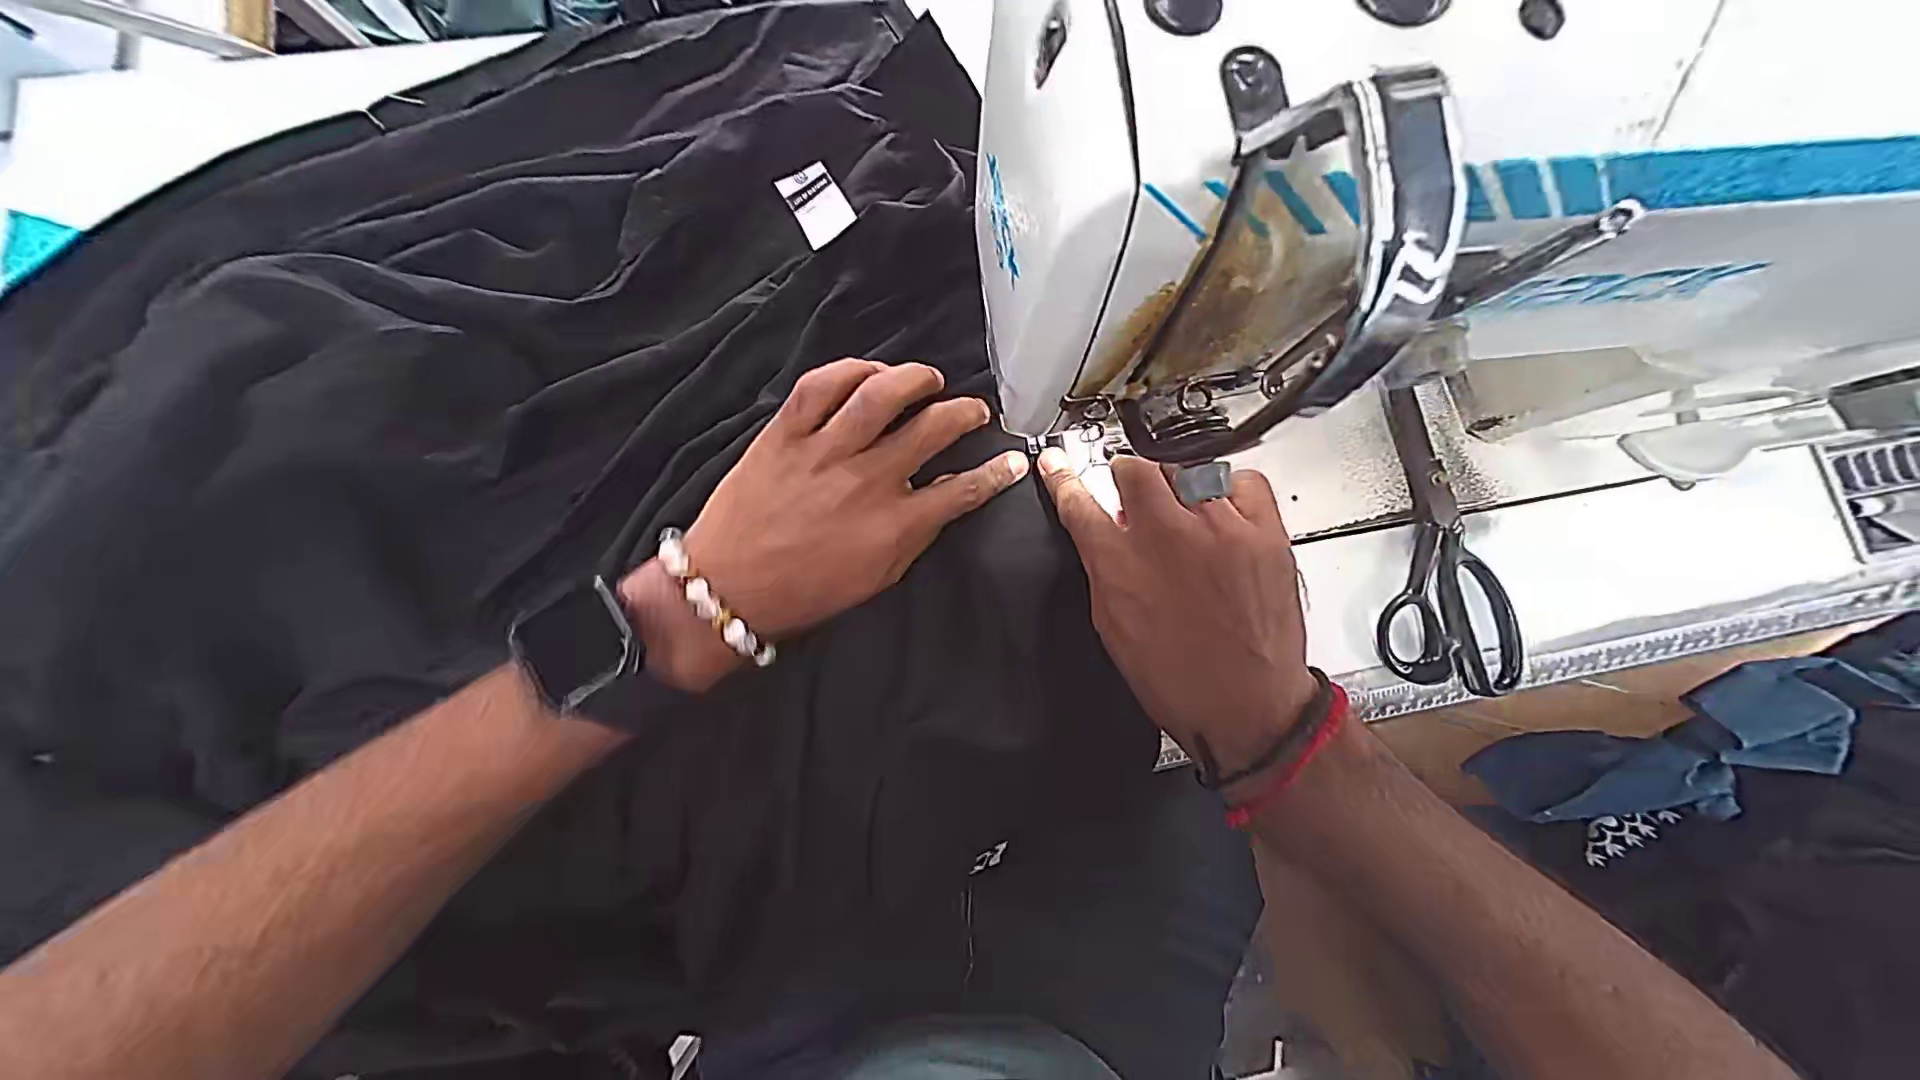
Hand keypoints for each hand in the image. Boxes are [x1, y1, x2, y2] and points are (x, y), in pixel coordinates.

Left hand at [622, 359, 1028, 690]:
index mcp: (892, 524)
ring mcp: (823, 453)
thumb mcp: (876, 577)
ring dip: (916, 378)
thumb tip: (942, 500)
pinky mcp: (784, 436)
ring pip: (881, 394)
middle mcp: (865, 481)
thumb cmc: (803, 592)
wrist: (728, 590)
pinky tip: (869, 373)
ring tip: (929, 379)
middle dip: (966, 413)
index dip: (995, 472)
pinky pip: (820, 386)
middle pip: (933, 429)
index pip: (962, 489)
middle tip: (973, 410)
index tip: (1010, 461)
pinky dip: (851, 370)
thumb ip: (915, 536)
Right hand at [1036, 448, 1316, 774]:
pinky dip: (1229, 490)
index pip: (1077, 500)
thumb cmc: (1179, 679)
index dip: (1062, 477)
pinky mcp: (1263, 533)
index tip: (1058, 464)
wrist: (1246, 706)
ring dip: (1178, 490)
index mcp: (1118, 564)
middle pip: (1134, 468)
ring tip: (1187, 519)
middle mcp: (1164, 537)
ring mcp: (1217, 529)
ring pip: (1186, 470)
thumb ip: (1104, 570)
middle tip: (1134, 493)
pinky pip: (1242, 480)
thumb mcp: (1114, 627)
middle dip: (1127, 476)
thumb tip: (1102, 537)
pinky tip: (1224, 512)